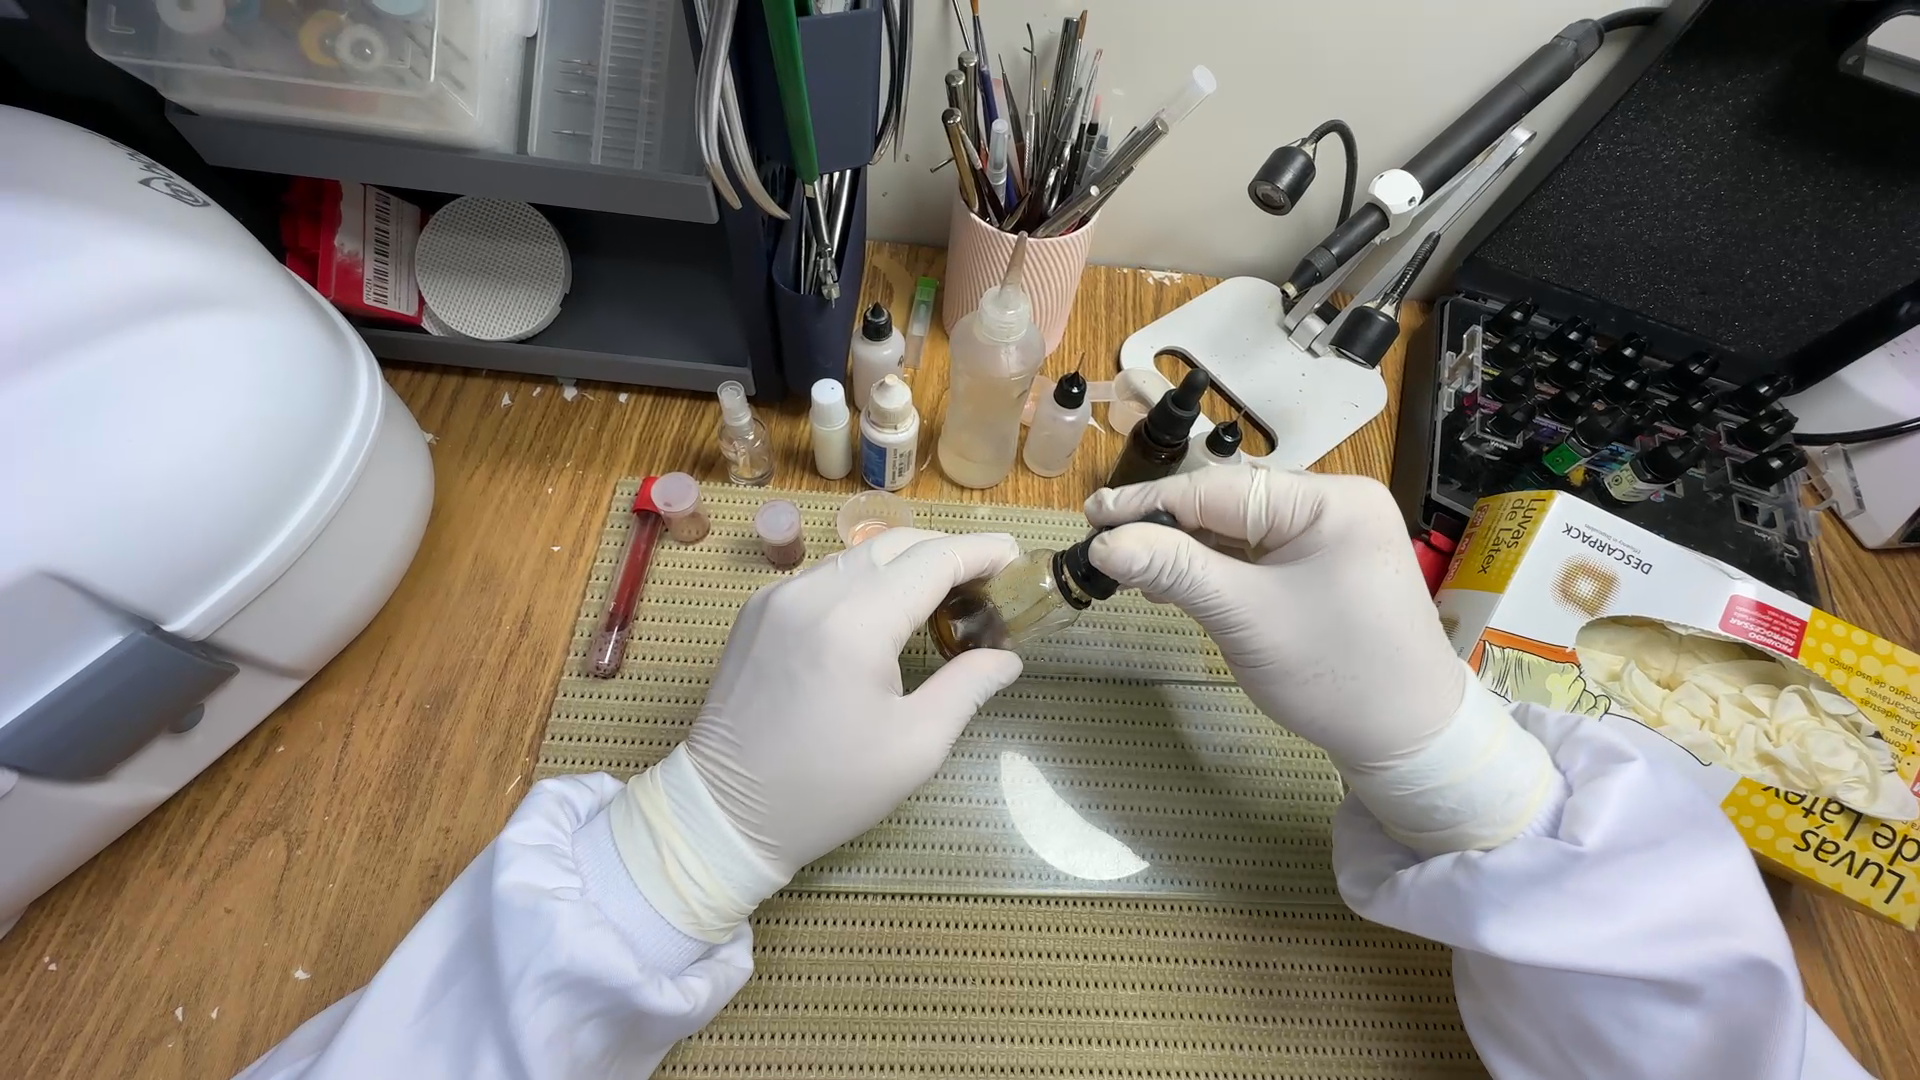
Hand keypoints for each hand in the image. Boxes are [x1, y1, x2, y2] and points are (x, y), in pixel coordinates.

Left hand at [607, 528, 1023, 939]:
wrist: (723, 813)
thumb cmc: (826, 790)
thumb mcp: (915, 748)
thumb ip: (968, 688)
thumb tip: (1006, 657)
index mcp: (855, 624)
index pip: (932, 561)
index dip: (980, 551)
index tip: (1015, 556)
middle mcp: (814, 592)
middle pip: (897, 543)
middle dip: (947, 552)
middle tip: (985, 580)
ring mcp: (779, 595)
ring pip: (859, 554)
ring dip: (906, 563)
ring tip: (940, 594)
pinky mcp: (759, 608)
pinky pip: (826, 574)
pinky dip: (866, 578)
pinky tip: (883, 609)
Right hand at [1086, 467, 1562, 854]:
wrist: (1408, 741)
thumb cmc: (1333, 675)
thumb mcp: (1247, 618)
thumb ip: (1175, 570)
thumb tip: (1103, 544)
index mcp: (1329, 501)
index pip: (1219, 490)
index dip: (1150, 503)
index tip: (1092, 515)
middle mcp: (1331, 503)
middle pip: (1226, 504)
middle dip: (1165, 526)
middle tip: (1105, 541)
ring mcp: (1327, 534)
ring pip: (1234, 529)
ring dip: (1183, 548)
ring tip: (1131, 566)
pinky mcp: (1318, 564)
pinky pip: (1251, 553)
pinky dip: (1210, 567)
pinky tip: (1175, 581)